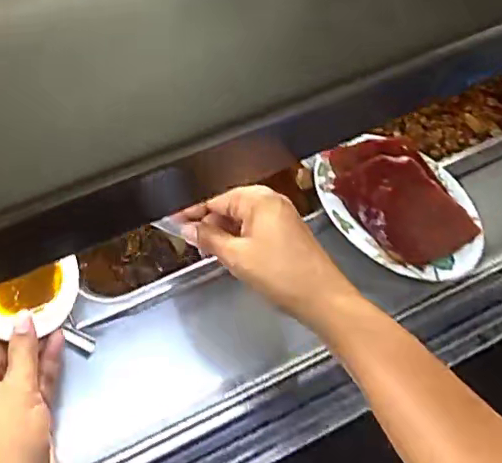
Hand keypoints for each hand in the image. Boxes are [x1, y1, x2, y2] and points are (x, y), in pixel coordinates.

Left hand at [0, 313, 63, 462]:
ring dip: (36, 346)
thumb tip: (22, 320)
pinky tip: (56, 345)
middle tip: (33, 307)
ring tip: (49, 319)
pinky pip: (36, 385)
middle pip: (0, 352)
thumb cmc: (6, 448)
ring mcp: (7, 409)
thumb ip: (22, 349)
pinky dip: (46, 366)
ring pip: (21, 368)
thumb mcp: (17, 387)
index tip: (6, 301)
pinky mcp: (27, 422)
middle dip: (17, 330)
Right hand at [176, 183, 356, 322]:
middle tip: (191, 241)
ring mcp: (280, 214)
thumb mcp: (236, 257)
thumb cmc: (286, 277)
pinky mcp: (286, 230)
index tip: (174, 220)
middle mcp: (270, 200)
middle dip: (209, 223)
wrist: (327, 303)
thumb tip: (188, 228)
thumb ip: (208, 238)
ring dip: (224, 233)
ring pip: (240, 218)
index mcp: (258, 197)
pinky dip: (240, 239)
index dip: (192, 211)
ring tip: (211, 252)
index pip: (213, 198)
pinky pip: (254, 227)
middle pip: (227, 206)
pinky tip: (233, 255)